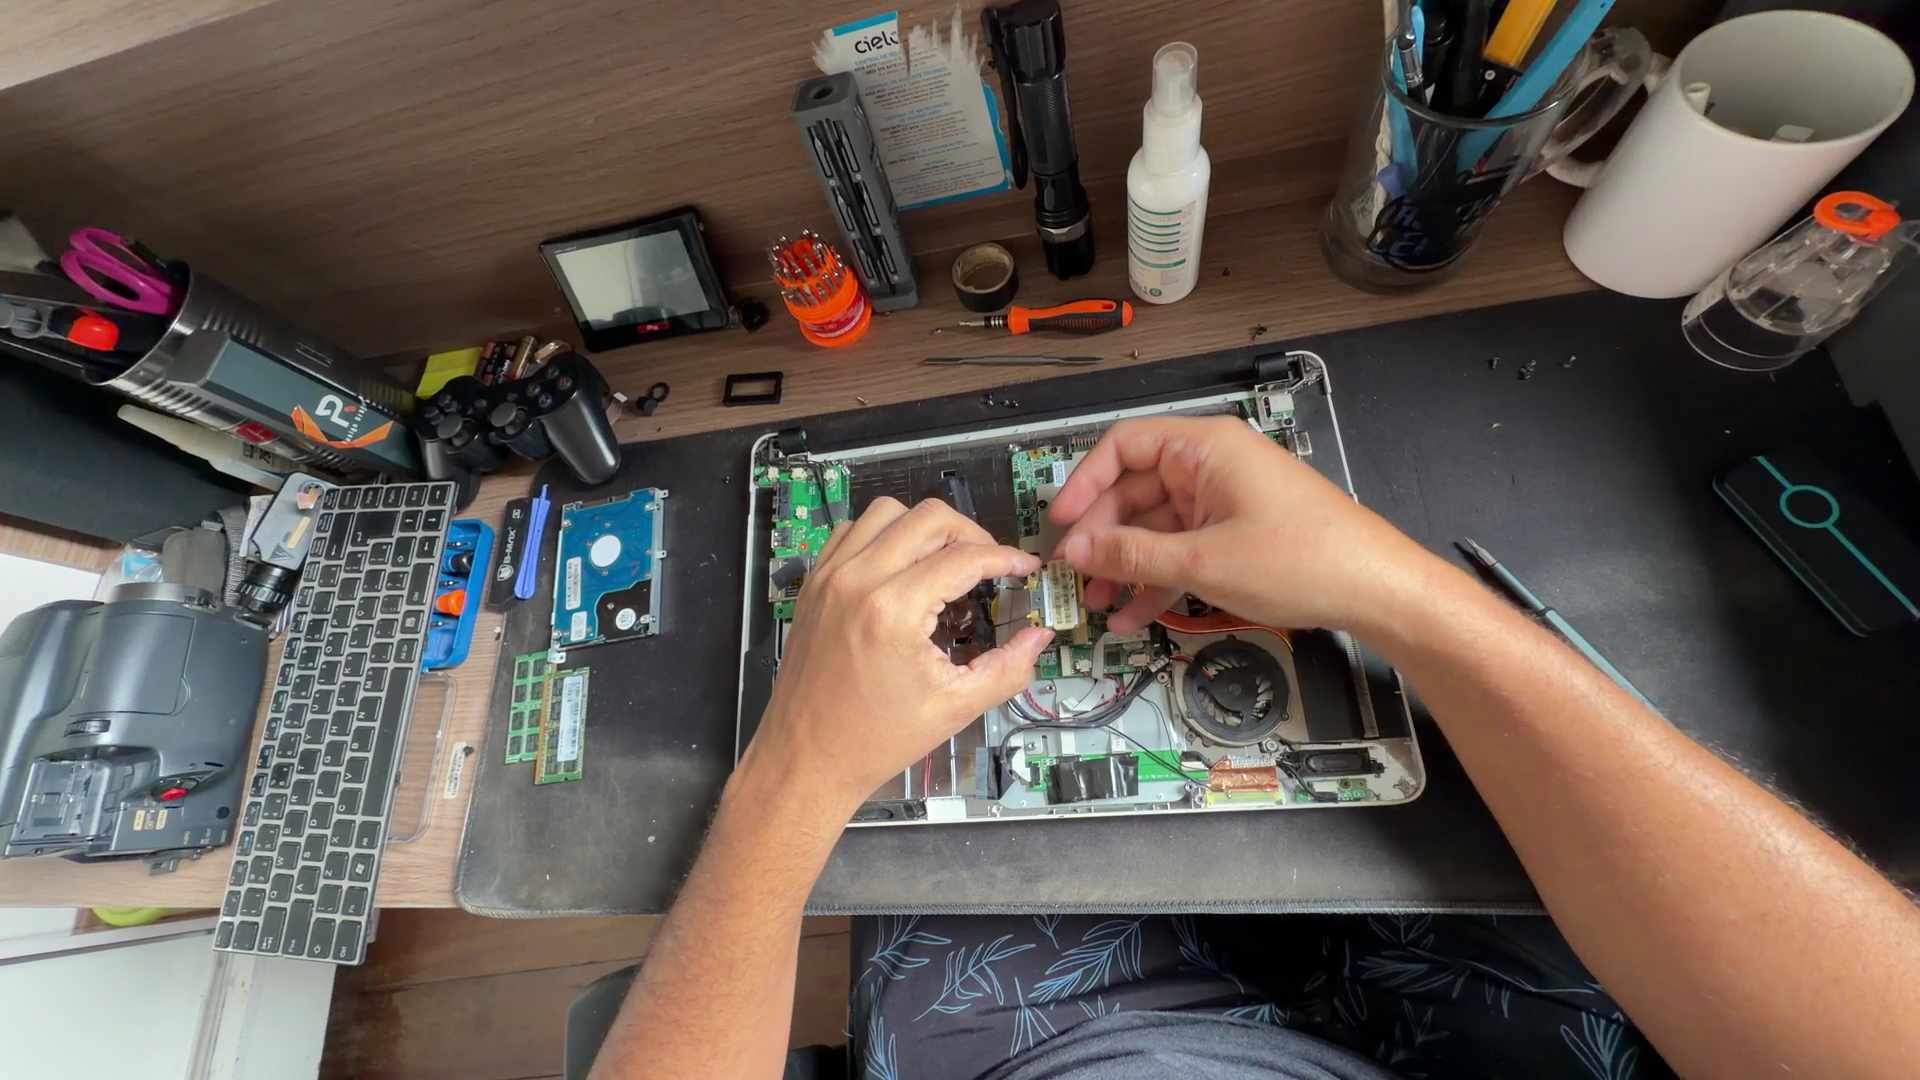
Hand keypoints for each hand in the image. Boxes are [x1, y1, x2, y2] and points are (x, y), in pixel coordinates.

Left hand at [741, 498, 1053, 814]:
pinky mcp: (814, 584)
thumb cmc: (875, 739)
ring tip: (945, 559)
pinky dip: (883, 535)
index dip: (1005, 557)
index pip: (963, 557)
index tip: (1026, 566)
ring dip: (925, 527)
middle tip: (990, 563)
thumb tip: (1038, 637)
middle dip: (971, 533)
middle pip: (929, 517)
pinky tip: (901, 565)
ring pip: (887, 512)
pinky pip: (852, 531)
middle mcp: (857, 581)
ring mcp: (830, 577)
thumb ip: (1008, 669)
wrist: (806, 759)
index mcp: (893, 610)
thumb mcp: (954, 707)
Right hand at [1049, 416, 1442, 634]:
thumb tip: (1077, 550)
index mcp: (1203, 448)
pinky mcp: (1230, 535)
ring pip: (1153, 529)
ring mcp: (1219, 503)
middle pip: (1132, 493)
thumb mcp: (1203, 560)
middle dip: (1102, 538)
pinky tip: (1133, 615)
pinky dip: (1156, 580)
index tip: (1061, 522)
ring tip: (1097, 604)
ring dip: (1123, 566)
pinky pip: (1179, 552)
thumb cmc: (1300, 558)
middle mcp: (1207, 468)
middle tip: (1076, 576)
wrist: (1376, 591)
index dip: (1084, 481)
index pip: (1123, 446)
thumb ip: (1133, 553)